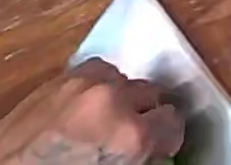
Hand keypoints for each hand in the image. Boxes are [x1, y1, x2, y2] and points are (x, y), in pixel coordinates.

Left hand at [0, 58, 184, 164]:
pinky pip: (94, 74)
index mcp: (128, 134)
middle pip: (152, 93)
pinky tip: (82, 116)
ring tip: (103, 129)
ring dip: (121, 101)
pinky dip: (96, 90)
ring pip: (123, 79)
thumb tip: (149, 156)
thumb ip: (135, 160)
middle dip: (146, 118)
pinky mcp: (58, 78)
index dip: (168, 140)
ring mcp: (83, 83)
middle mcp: (112, 98)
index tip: (161, 151)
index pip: (172, 122)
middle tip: (132, 144)